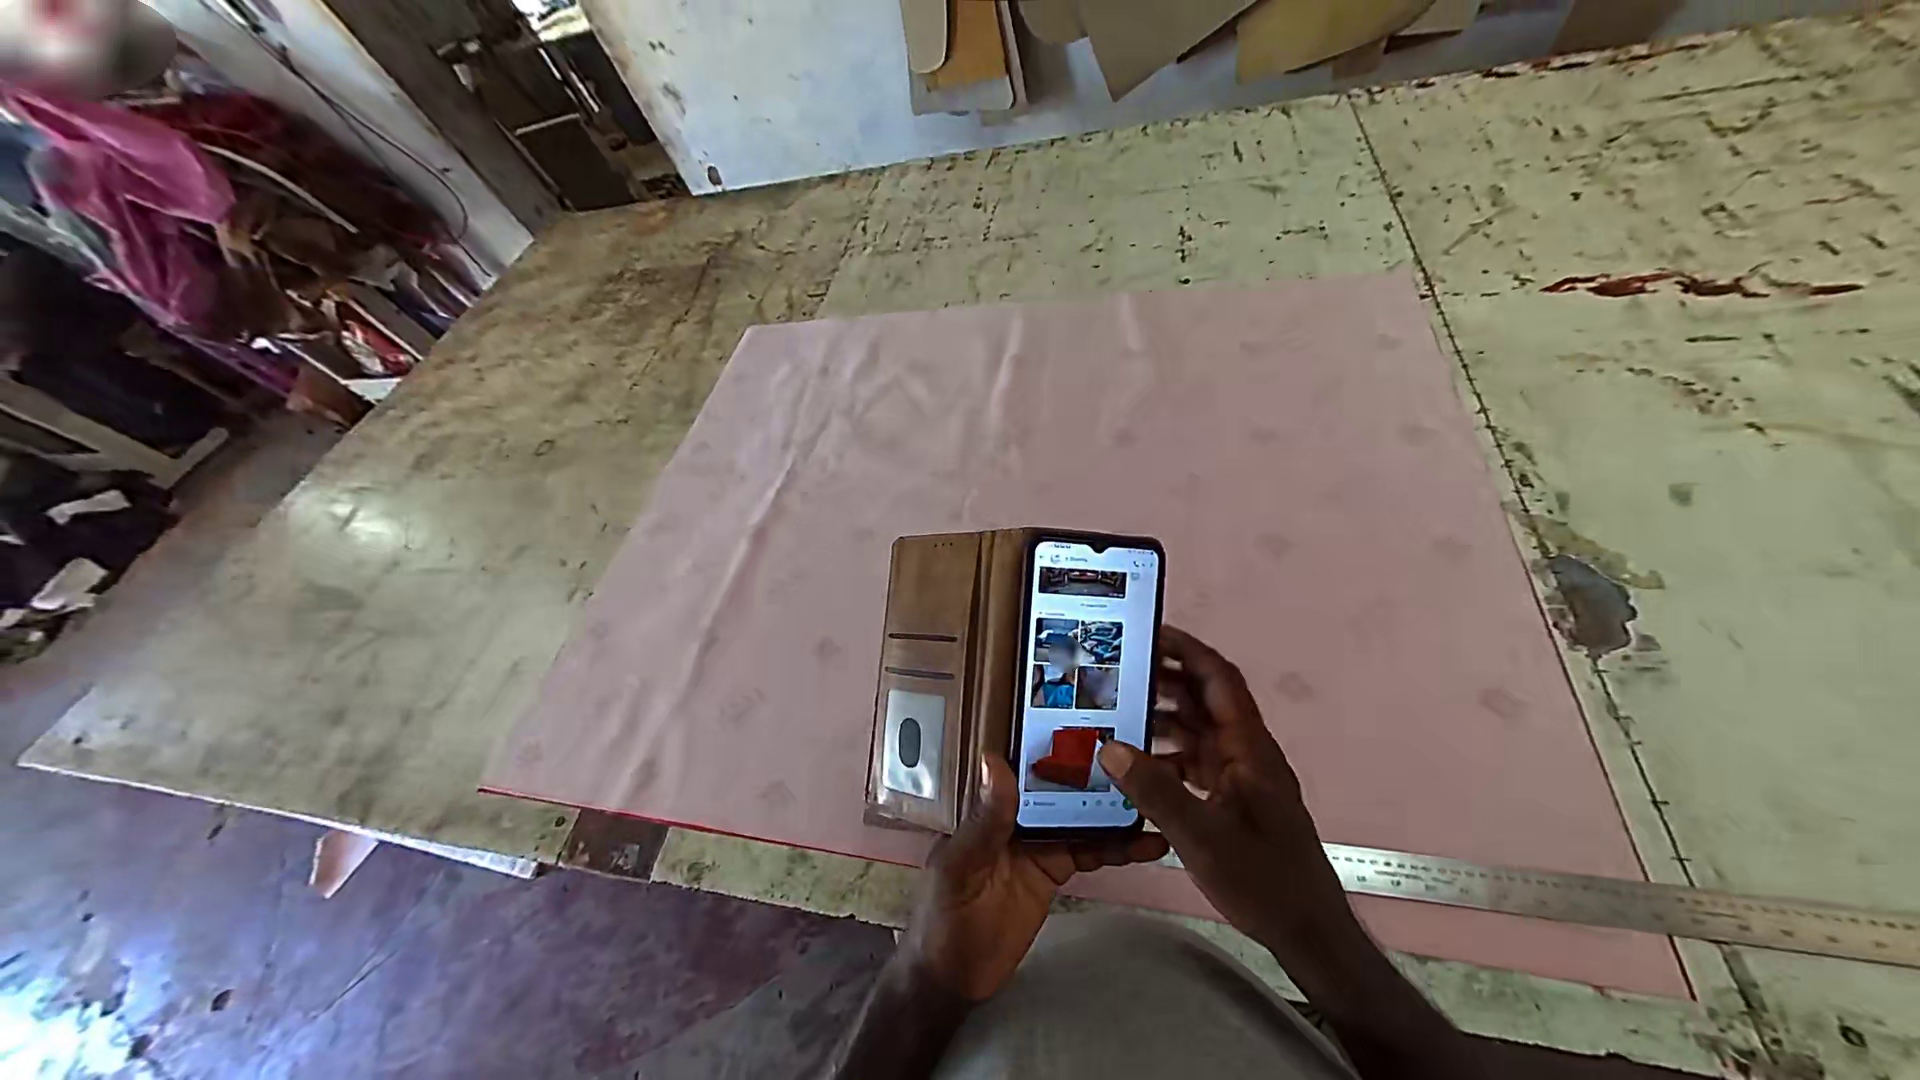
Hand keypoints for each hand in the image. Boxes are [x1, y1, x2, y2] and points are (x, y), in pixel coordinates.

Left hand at [898, 754, 1167, 1000]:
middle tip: (1140, 759)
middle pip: (1060, 787)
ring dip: (1114, 809)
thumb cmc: (943, 916)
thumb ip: (984, 820)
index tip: (1091, 727)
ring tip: (1154, 800)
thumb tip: (993, 759)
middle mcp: (1015, 816)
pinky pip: (1089, 851)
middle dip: (1094, 774)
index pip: (1024, 767)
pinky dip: (1117, 847)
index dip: (1055, 747)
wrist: (954, 978)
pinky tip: (1147, 845)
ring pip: (1081, 817)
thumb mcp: (960, 866)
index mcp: (989, 805)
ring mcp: (1037, 842)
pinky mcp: (1054, 870)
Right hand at [1096, 626, 1354, 955]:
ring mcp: (1239, 775)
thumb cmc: (1264, 879)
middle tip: (1121, 671)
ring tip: (1120, 712)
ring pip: (1197, 730)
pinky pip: (1194, 760)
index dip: (1187, 650)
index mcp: (1248, 747)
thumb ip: (1154, 790)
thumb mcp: (1202, 835)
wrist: (1307, 932)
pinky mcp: (1232, 797)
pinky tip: (1138, 764)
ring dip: (1163, 717)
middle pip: (1205, 699)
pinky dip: (1166, 752)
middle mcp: (1245, 752)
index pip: (1219, 679)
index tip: (1151, 633)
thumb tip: (1110, 748)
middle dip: (1166, 679)